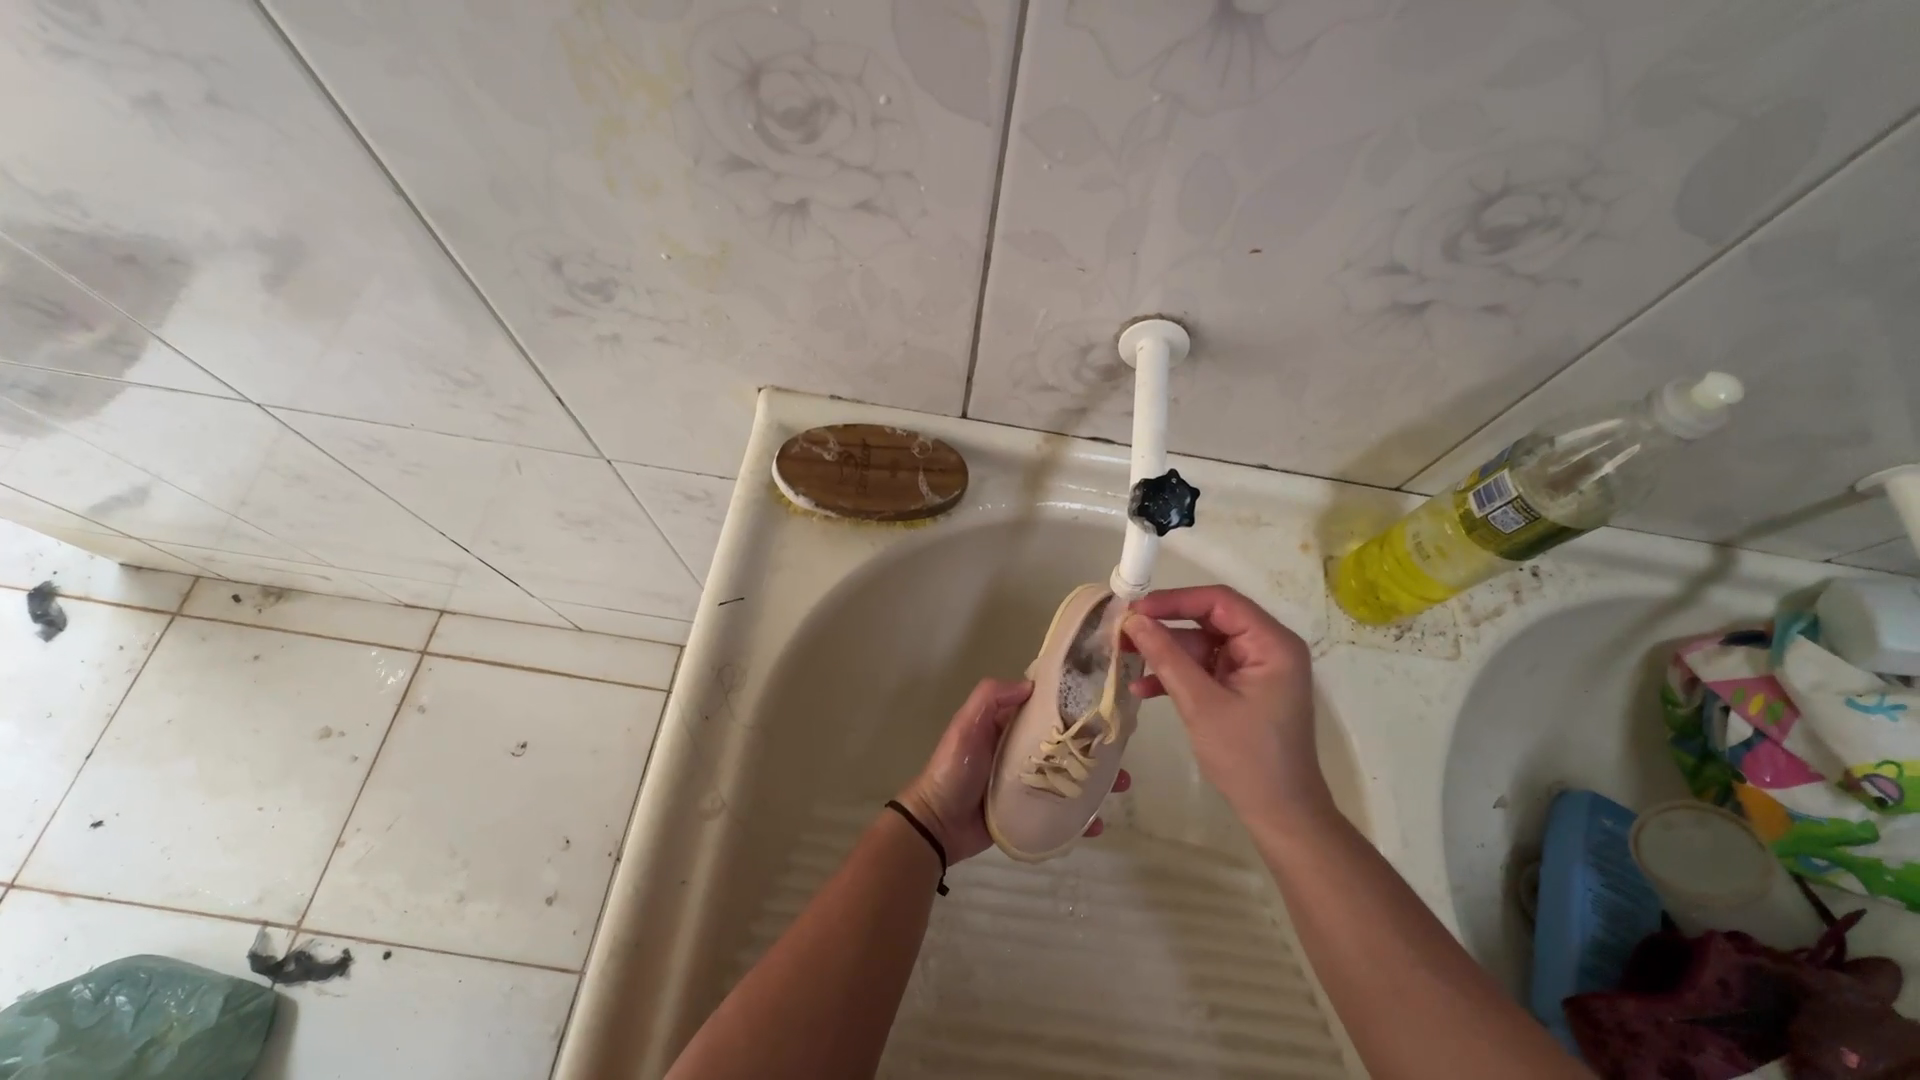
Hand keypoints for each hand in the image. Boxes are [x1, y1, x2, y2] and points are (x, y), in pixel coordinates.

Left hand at [898, 677, 1129, 861]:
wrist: (937, 824)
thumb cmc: (952, 770)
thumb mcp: (965, 726)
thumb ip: (990, 699)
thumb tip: (1030, 685)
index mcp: (1009, 728)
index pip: (1048, 712)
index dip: (1075, 709)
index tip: (1105, 709)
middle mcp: (1023, 754)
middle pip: (1068, 747)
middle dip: (1096, 749)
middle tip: (1120, 754)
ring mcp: (1029, 786)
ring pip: (1072, 780)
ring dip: (1097, 783)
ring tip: (1119, 786)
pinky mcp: (1030, 815)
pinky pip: (1062, 815)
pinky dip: (1082, 820)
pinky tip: (1097, 824)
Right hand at [1122, 586, 1334, 826]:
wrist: (1279, 812)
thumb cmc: (1247, 757)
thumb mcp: (1201, 703)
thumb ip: (1167, 657)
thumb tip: (1134, 620)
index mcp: (1272, 644)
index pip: (1220, 602)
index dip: (1175, 600)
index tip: (1136, 610)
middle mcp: (1268, 648)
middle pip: (1210, 621)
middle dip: (1166, 628)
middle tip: (1124, 632)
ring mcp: (1256, 670)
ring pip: (1203, 646)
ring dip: (1166, 654)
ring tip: (1124, 658)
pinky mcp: (1244, 690)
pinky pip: (1206, 669)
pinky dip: (1178, 676)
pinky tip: (1143, 688)